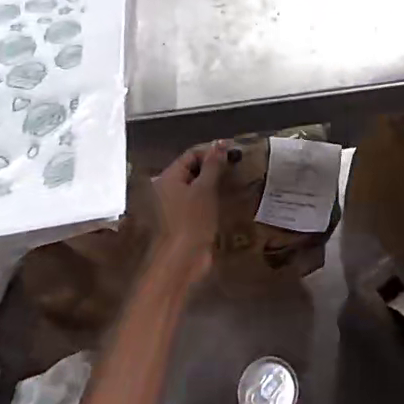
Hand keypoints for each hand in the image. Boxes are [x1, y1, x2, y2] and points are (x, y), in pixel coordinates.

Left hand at [149, 141, 229, 284]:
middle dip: (213, 167)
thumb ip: (212, 165)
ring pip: (196, 187)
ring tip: (234, 181)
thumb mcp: (205, 189)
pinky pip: (197, 202)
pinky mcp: (183, 220)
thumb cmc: (192, 221)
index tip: (233, 153)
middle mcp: (167, 189)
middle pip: (192, 170)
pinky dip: (210, 198)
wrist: (182, 260)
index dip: (211, 151)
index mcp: (168, 177)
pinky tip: (226, 200)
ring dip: (213, 183)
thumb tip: (219, 143)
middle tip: (236, 166)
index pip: (190, 155)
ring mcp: (174, 206)